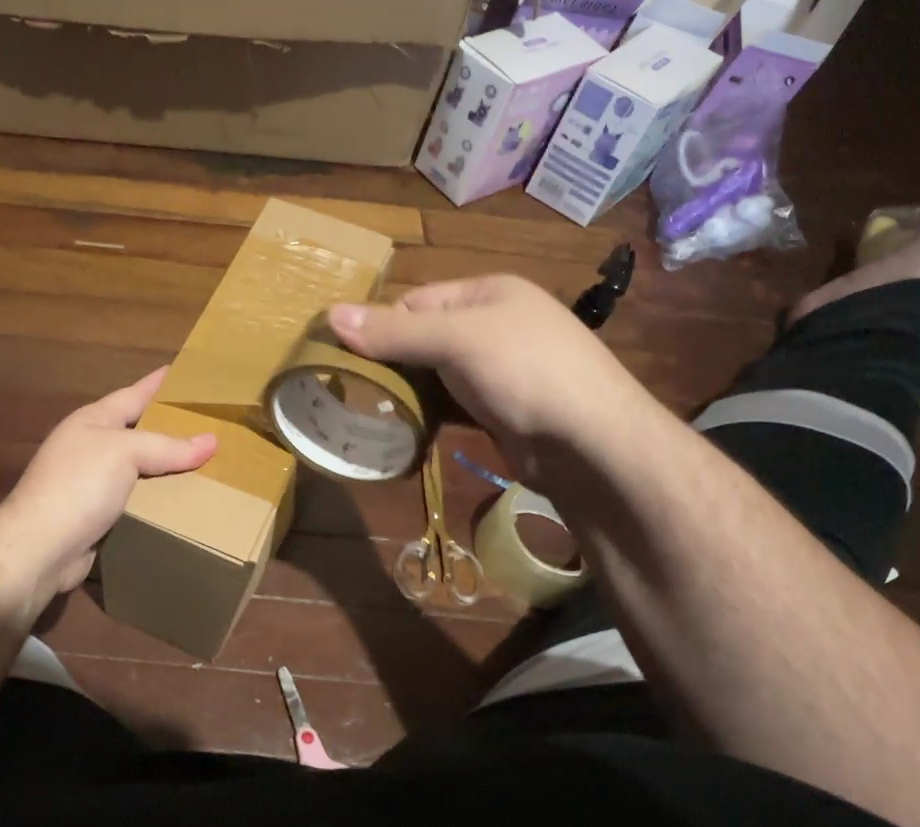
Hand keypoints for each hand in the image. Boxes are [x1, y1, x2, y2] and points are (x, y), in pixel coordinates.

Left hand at [0, 367, 215, 601]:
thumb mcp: (124, 452)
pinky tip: (184, 505)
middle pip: (139, 434)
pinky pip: (137, 503)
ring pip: (140, 472)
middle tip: (212, 424)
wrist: (41, 547)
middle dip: (171, 430)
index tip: (187, 373)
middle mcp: (91, 449)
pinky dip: (159, 503)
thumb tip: (212, 441)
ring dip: (169, 471)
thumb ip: (168, 446)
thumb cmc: (79, 486)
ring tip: (209, 467)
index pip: (133, 395)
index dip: (158, 384)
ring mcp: (92, 485)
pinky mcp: (98, 519)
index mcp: (92, 421)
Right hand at [328, 275, 653, 485]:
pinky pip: (448, 406)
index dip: (380, 327)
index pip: (415, 302)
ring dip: (404, 394)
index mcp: (488, 293)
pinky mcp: (496, 411)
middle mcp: (492, 326)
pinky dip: (425, 416)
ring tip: (369, 414)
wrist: (589, 441)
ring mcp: (496, 371)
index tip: (345, 358)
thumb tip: (329, 315)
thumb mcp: (458, 340)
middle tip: (351, 390)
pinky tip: (403, 432)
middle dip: (389, 363)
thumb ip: (395, 332)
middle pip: (421, 339)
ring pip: (433, 376)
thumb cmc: (526, 371)